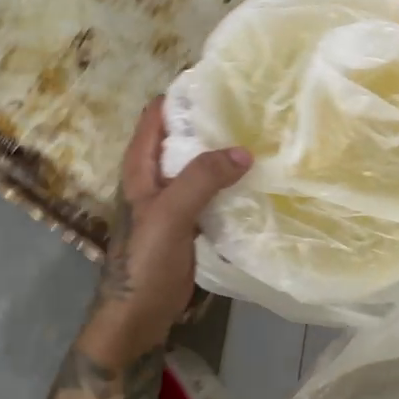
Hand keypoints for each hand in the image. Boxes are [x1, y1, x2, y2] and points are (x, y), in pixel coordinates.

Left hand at [81, 99, 251, 364]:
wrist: (138, 317)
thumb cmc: (144, 262)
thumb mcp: (170, 215)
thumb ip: (202, 179)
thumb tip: (243, 151)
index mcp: (141, 165)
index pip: (159, 112)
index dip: (184, 93)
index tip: (221, 81)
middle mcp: (155, 174)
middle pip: (183, 134)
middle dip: (211, 120)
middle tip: (253, 107)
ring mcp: (172, 197)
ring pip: (198, 162)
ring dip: (222, 150)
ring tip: (260, 134)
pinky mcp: (188, 219)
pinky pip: (209, 189)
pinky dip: (227, 179)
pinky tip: (254, 176)